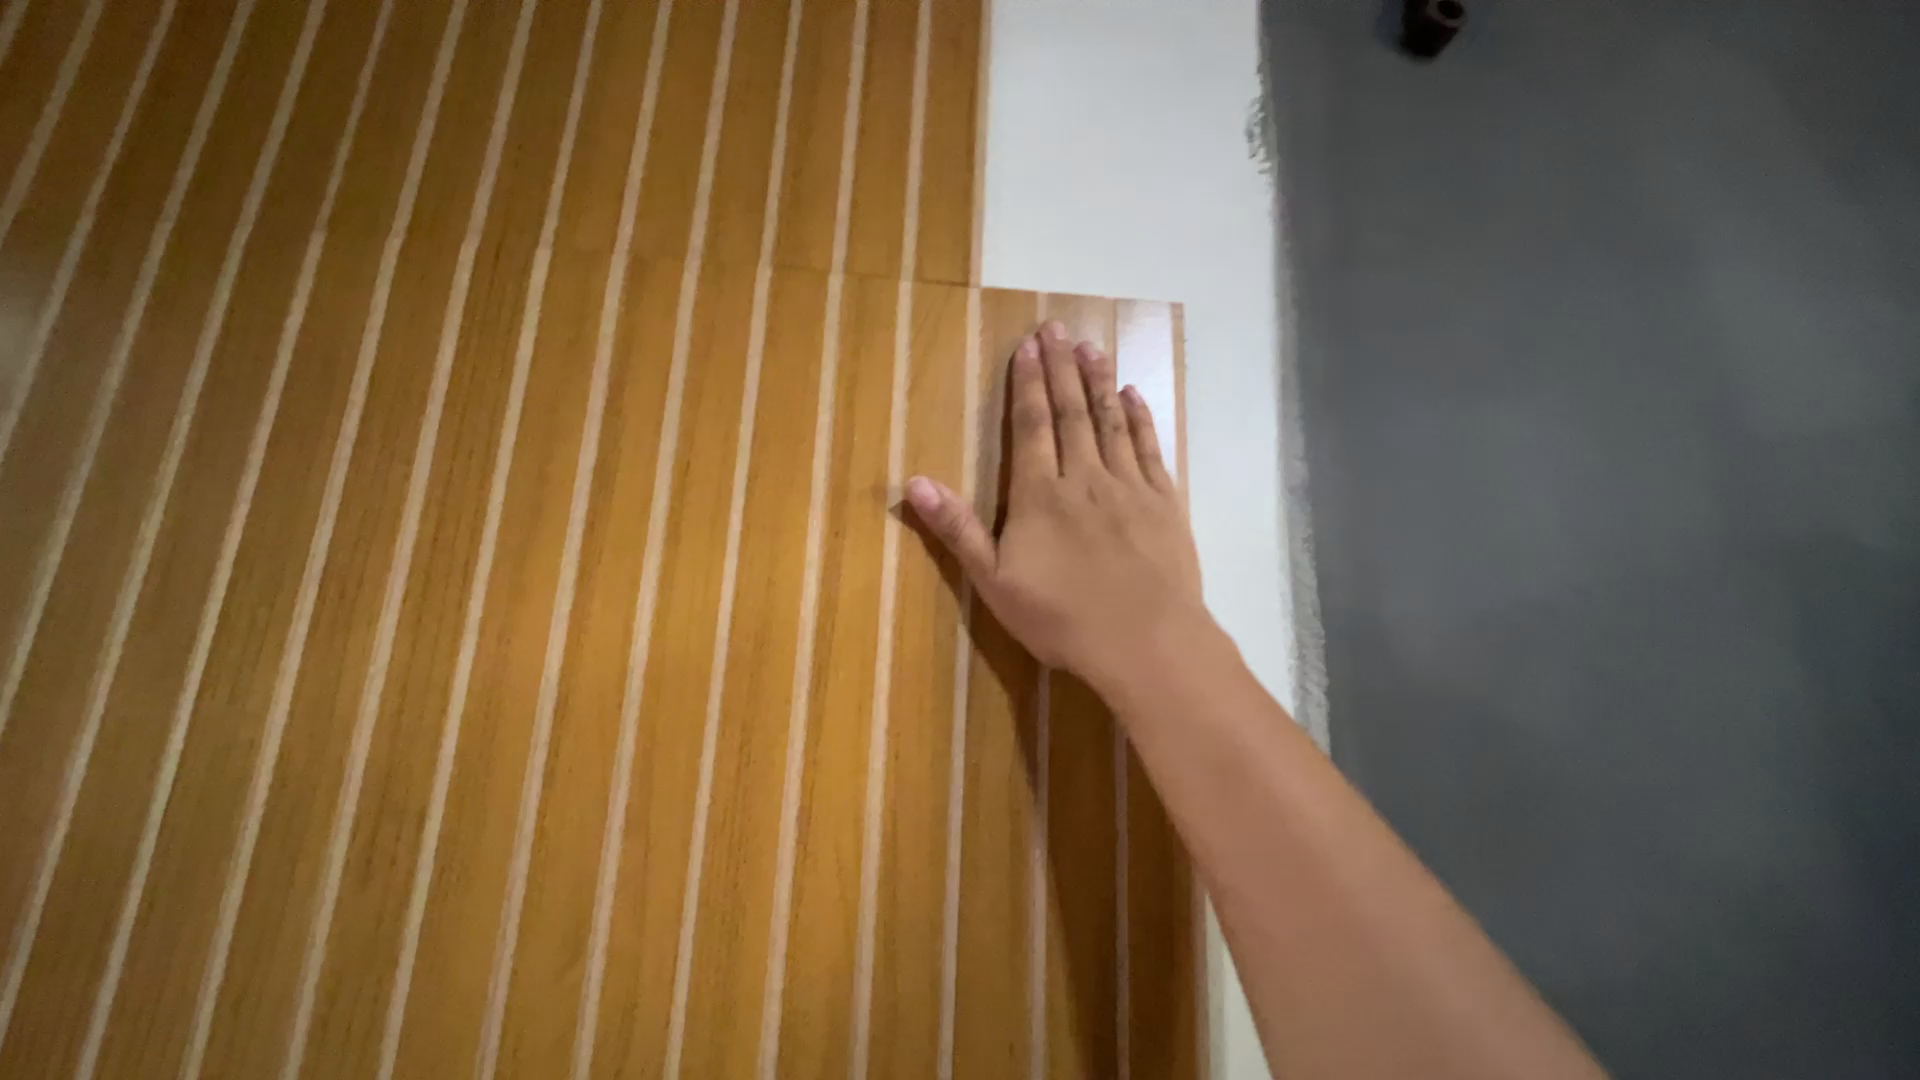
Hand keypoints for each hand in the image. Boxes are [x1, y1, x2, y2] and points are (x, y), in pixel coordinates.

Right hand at [905, 320, 1209, 697]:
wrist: (1146, 642)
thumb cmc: (1063, 619)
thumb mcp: (994, 582)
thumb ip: (958, 530)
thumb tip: (915, 482)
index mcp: (1040, 495)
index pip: (1031, 426)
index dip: (1027, 384)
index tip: (1028, 346)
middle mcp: (1084, 478)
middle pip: (1071, 412)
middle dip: (1061, 368)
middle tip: (1057, 328)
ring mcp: (1129, 487)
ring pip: (1111, 421)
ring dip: (1099, 382)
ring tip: (1091, 347)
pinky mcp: (1164, 503)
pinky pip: (1149, 448)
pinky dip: (1140, 418)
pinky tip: (1134, 395)